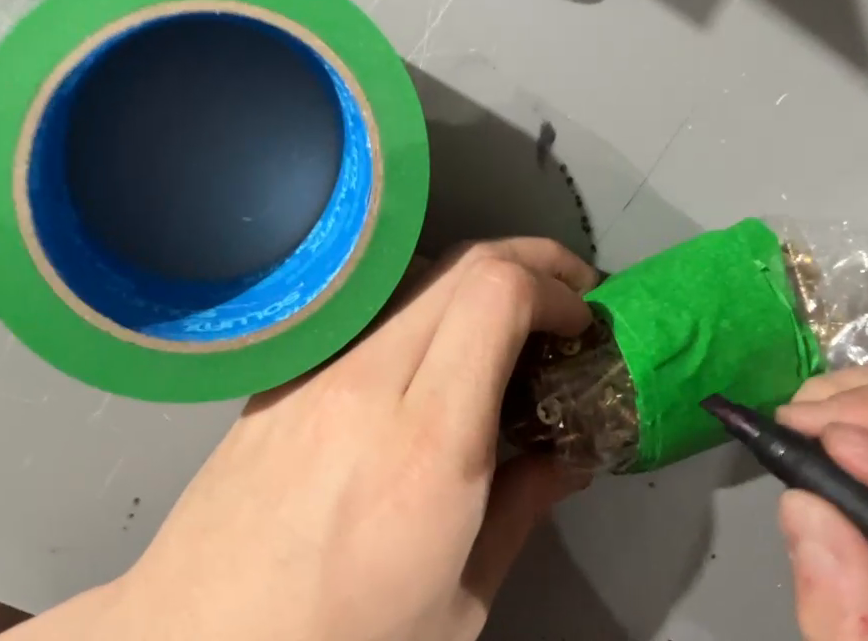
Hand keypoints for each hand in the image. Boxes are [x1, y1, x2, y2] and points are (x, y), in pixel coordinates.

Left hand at [8, 238, 598, 640]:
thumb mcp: (458, 604)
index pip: (493, 296)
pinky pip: (370, 309)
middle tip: (568, 296)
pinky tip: (435, 348)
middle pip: (461, 263)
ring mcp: (317, 369)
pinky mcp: (286, 373)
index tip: (582, 321)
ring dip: (476, 278)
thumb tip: (568, 454)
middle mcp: (368, 383)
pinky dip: (423, 304)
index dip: (552, 289)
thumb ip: (522, 510)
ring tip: (510, 319)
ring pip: (414, 275)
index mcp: (426, 445)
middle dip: (530, 262)